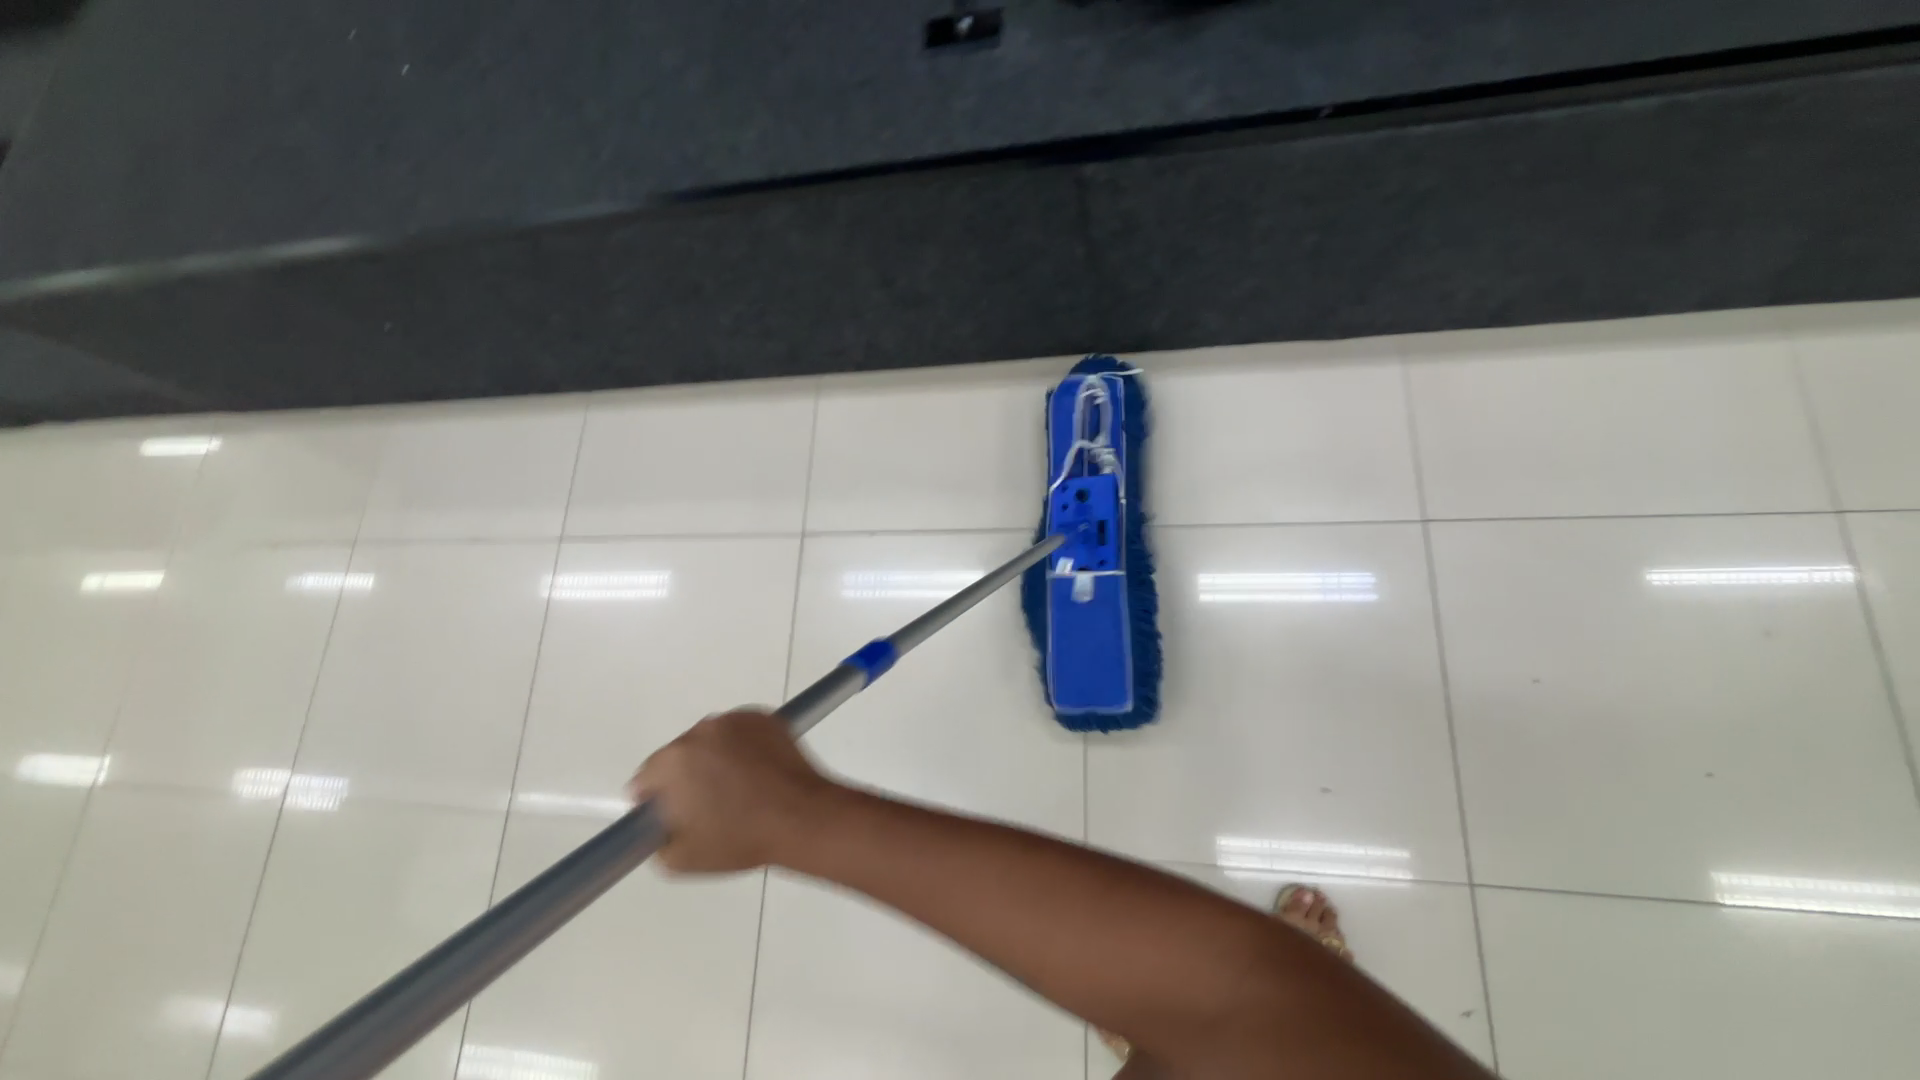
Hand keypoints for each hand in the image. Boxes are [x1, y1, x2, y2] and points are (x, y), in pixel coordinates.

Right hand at [628, 708, 837, 873]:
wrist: (802, 817)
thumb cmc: (740, 839)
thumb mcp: (680, 859)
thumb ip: (655, 840)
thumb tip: (659, 825)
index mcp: (674, 761)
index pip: (646, 778)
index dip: (655, 800)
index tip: (674, 816)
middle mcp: (701, 730)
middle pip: (678, 755)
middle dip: (687, 777)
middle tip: (710, 805)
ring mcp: (735, 720)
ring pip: (710, 741)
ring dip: (715, 759)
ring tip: (740, 788)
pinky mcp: (763, 717)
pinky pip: (739, 733)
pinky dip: (743, 747)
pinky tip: (757, 771)